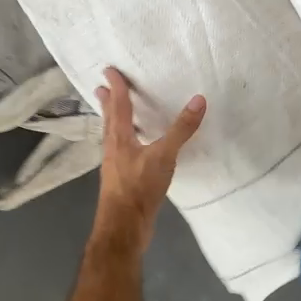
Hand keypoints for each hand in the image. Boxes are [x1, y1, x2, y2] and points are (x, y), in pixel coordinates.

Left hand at [92, 67, 204, 250]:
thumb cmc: (139, 188)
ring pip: (112, 137)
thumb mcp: (164, 156)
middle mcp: (113, 150)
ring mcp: (115, 167)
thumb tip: (199, 99)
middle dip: (108, 103)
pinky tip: (132, 147)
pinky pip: (121, 151)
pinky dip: (124, 140)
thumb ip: (181, 129)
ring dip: (112, 121)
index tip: (108, 71)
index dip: (116, 88)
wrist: (123, 229)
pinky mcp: (122, 181)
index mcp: (120, 140)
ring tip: (112, 112)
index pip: (118, 107)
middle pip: (109, 121)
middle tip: (100, 88)